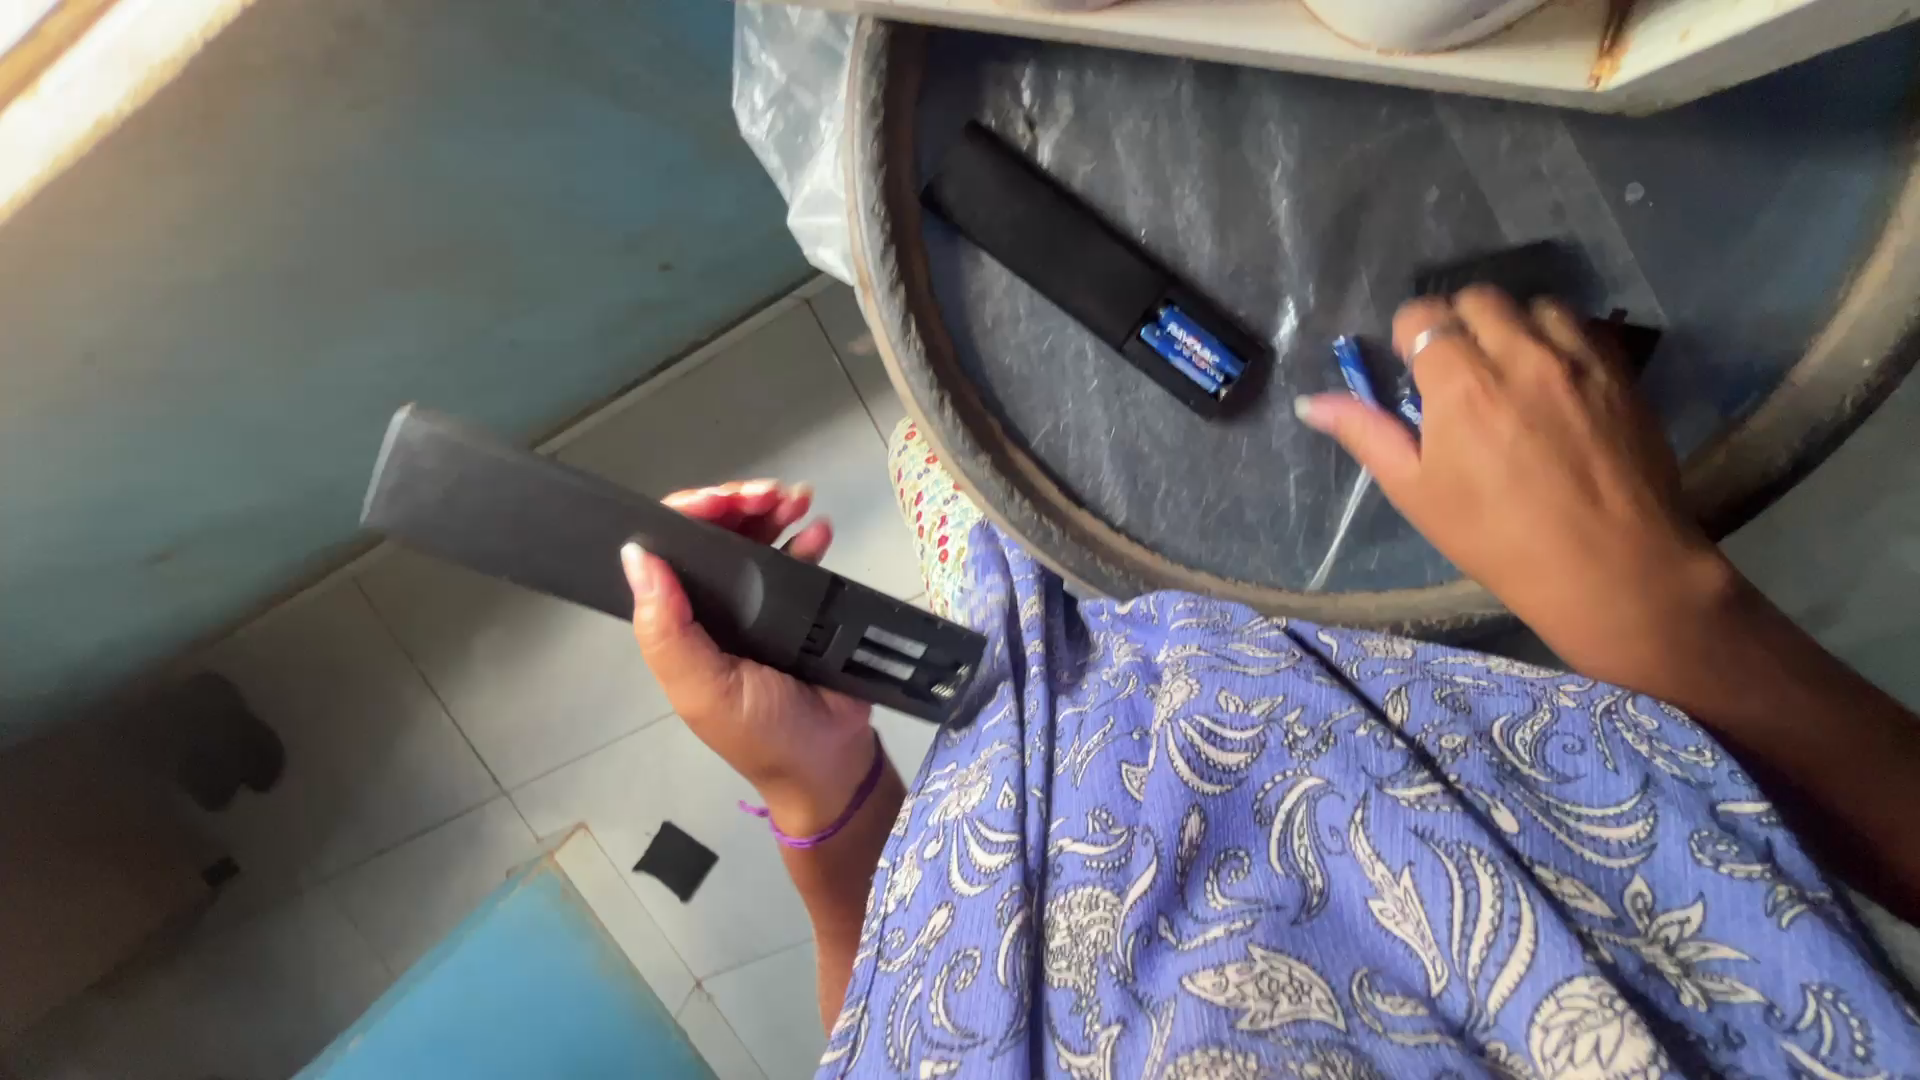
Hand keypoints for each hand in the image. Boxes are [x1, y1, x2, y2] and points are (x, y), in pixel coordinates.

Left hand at [622, 480, 876, 835]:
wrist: (831, 758)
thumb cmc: (761, 730)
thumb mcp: (702, 688)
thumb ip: (666, 629)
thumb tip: (636, 553)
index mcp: (683, 622)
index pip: (672, 552)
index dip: (692, 515)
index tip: (722, 500)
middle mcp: (719, 604)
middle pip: (719, 535)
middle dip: (742, 503)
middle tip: (771, 493)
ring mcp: (764, 602)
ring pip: (759, 537)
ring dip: (777, 510)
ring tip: (799, 500)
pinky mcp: (805, 604)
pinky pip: (802, 558)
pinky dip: (810, 538)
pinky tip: (820, 532)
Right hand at [1297, 286, 1739, 684]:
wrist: (1607, 563)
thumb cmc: (1491, 533)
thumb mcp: (1413, 489)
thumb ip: (1365, 433)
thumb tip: (1310, 403)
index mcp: (1461, 385)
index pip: (1424, 316)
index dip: (1407, 333)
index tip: (1408, 366)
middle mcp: (1522, 356)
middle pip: (1479, 298)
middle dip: (1454, 321)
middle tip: (1450, 365)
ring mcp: (1580, 360)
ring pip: (1535, 305)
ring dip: (1508, 324)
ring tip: (1503, 367)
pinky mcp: (1622, 373)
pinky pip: (1582, 327)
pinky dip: (1555, 337)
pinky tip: (1547, 377)